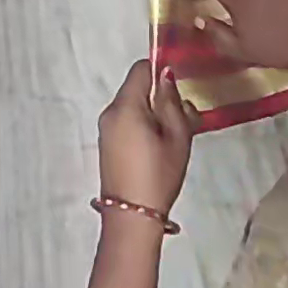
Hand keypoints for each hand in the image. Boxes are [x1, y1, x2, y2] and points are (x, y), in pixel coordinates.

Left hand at [97, 60, 199, 214]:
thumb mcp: (177, 136)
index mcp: (125, 105)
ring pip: (132, 104)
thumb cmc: (158, 174)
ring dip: (151, 111)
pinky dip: (141, 124)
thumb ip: (172, 101)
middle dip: (159, 95)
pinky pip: (125, 120)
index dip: (160, 70)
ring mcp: (105, 128)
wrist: (131, 219)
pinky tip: (156, 146)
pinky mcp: (106, 143)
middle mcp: (110, 111)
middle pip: (136, 87)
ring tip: (172, 136)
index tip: (179, 88)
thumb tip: (166, 75)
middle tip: (182, 117)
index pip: (140, 68)